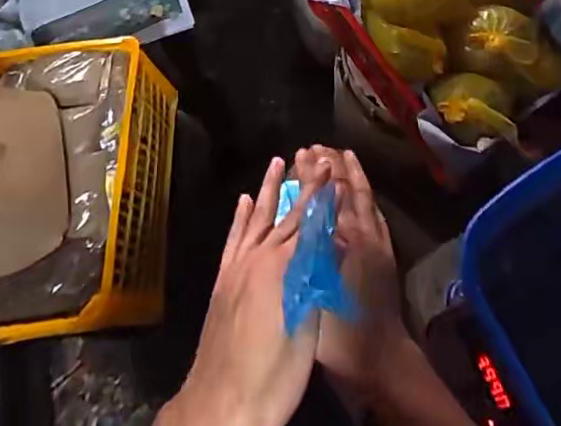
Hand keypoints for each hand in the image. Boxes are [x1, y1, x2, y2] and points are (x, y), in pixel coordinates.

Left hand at [159, 156, 326, 425]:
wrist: (221, 406)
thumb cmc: (273, 373)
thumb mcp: (307, 327)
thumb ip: (317, 277)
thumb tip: (335, 240)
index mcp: (283, 268)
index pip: (311, 224)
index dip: (327, 199)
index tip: (339, 175)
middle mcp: (259, 257)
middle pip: (288, 214)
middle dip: (306, 186)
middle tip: (319, 159)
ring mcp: (238, 267)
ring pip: (258, 217)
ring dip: (270, 189)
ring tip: (278, 162)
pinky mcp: (223, 280)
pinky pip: (234, 238)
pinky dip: (241, 217)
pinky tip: (245, 200)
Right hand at [297, 147, 410, 399]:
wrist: (381, 359)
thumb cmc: (342, 333)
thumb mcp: (317, 291)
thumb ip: (314, 250)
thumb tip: (307, 215)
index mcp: (345, 239)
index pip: (328, 194)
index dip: (314, 172)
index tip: (302, 153)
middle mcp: (364, 233)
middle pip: (346, 189)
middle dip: (332, 165)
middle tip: (316, 146)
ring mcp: (378, 242)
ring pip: (365, 197)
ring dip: (353, 174)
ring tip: (343, 153)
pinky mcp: (386, 254)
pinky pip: (377, 214)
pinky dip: (368, 197)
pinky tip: (363, 192)